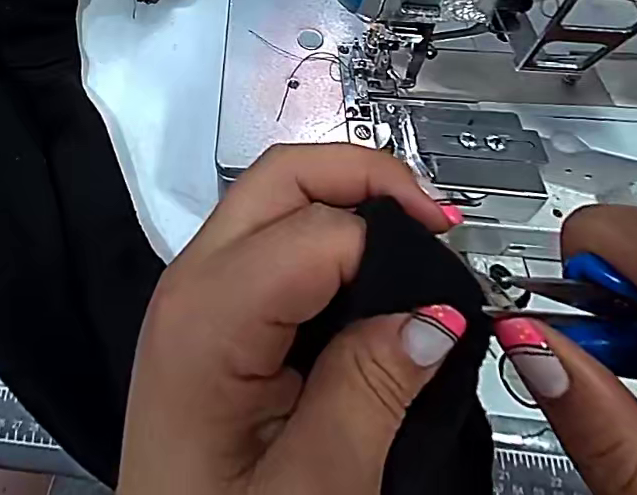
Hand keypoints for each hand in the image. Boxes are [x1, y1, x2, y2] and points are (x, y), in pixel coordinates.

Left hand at [120, 145, 464, 494]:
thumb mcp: (307, 493)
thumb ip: (369, 396)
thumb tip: (433, 316)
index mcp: (205, 321)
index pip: (314, 233)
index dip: (388, 245)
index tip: (444, 285)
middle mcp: (192, 281)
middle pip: (285, 175)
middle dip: (366, 176)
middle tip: (433, 217)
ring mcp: (198, 283)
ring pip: (280, 190)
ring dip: (351, 194)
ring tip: (412, 232)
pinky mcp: (214, 297)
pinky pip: (276, 226)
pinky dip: (331, 223)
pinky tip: (370, 259)